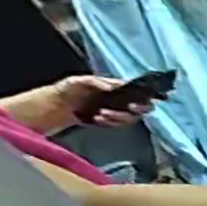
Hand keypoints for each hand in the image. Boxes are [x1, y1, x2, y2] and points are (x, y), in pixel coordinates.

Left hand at [26, 75, 148, 129]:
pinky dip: (109, 123)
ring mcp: (119, 112)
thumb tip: (112, 87)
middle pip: (144, 108)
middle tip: (129, 108)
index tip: (144, 101)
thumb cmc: (69, 88)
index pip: (142, 93)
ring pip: (131, 118)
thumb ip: (97, 82)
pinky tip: (97, 119)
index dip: (149, 98)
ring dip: (119, 117)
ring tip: (102, 114)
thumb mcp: (79, 80)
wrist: (57, 104)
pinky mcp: (113, 122)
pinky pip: (119, 125)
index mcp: (120, 89)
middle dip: (138, 109)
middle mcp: (124, 101)